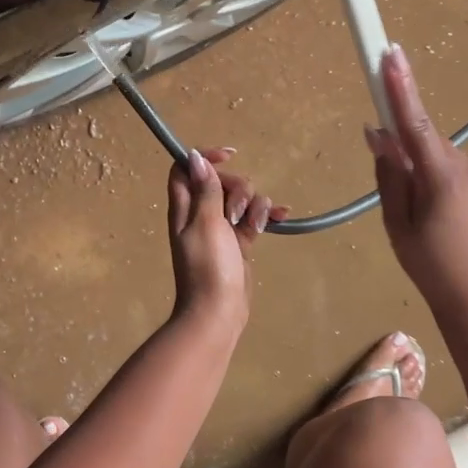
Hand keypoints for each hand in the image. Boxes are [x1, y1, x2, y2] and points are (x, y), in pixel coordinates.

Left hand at [167, 147, 284, 323]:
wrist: (218, 310)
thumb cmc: (208, 266)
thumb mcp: (206, 223)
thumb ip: (204, 190)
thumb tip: (195, 157)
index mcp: (185, 208)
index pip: (186, 169)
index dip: (205, 158)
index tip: (230, 156)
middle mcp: (200, 214)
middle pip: (221, 182)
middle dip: (238, 188)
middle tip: (238, 212)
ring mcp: (221, 228)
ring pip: (242, 199)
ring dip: (254, 206)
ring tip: (254, 228)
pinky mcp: (239, 242)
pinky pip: (254, 218)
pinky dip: (266, 216)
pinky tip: (282, 217)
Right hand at [365, 45, 467, 312]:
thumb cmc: (431, 266)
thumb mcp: (397, 224)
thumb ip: (389, 176)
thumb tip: (378, 135)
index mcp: (441, 176)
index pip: (414, 121)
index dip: (400, 85)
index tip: (391, 52)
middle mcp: (466, 167)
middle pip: (425, 138)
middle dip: (403, 142)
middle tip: (388, 172)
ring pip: (439, 156)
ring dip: (419, 166)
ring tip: (413, 213)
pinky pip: (452, 170)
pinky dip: (434, 177)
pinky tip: (432, 214)